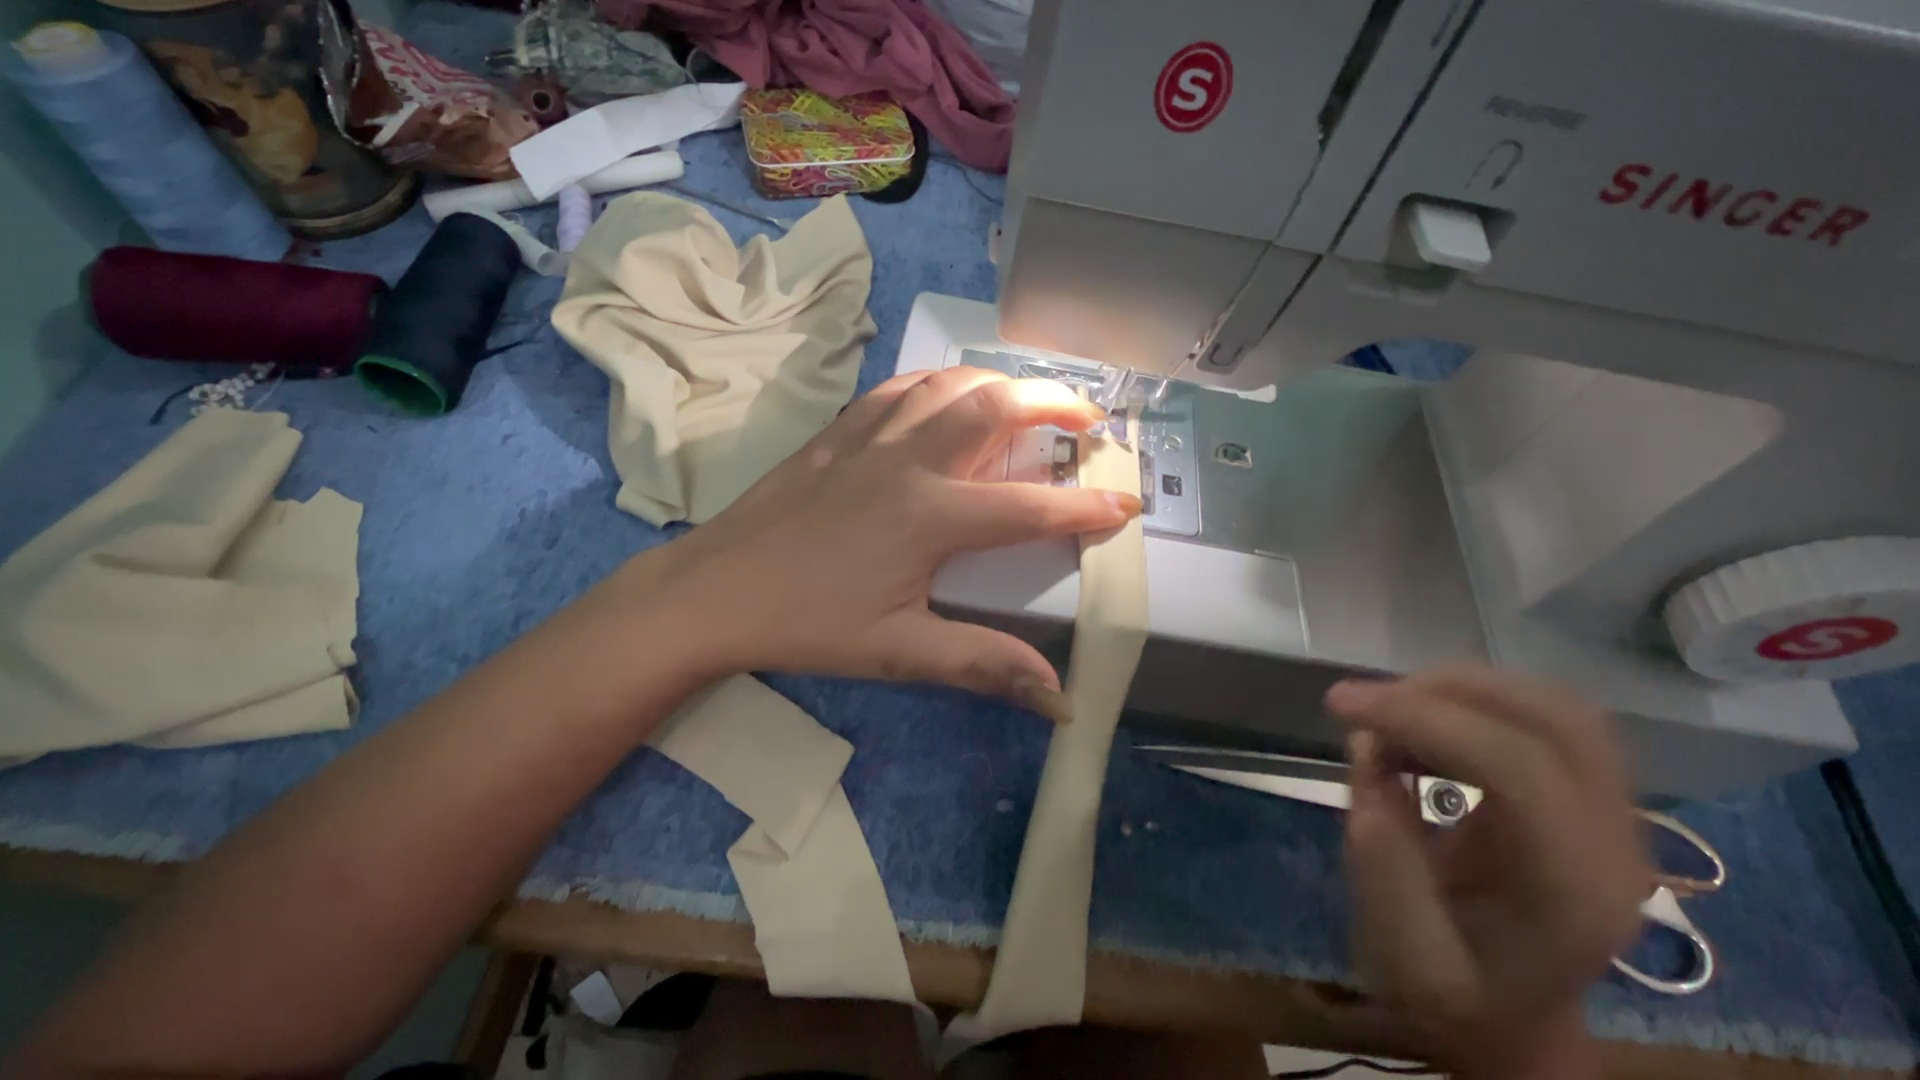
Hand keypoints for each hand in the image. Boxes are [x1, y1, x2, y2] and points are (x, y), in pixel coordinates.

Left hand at [621, 366, 1140, 721]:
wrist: (714, 590)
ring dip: (1002, 381)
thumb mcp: (898, 651)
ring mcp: (871, 437)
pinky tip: (949, 394)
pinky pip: (903, 387)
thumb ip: (982, 663)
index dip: (1086, 507)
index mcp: (931, 516)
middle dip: (1056, 402)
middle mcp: (910, 461)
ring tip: (1031, 397)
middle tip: (1090, 417)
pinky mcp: (839, 430)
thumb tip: (1058, 698)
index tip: (1125, 504)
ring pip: (951, 383)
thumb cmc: (808, 623)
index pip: (1031, 506)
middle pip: (998, 407)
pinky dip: (942, 381)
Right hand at [1325, 667, 1650, 1079]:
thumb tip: (1368, 752)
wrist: (1515, 1025)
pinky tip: (1420, 734)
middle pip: (1556, 720)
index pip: (1519, 766)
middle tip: (1366, 703)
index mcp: (1575, 892)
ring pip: (1556, 710)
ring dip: (1462, 692)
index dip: (1427, 719)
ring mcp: (1616, 819)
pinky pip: (1545, 724)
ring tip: (1388, 717)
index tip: (1343, 706)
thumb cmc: (1457, 1001)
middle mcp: (1616, 845)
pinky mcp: (1592, 799)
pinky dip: (1474, 707)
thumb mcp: (1404, 961)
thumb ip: (1383, 863)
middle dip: (1449, 691)